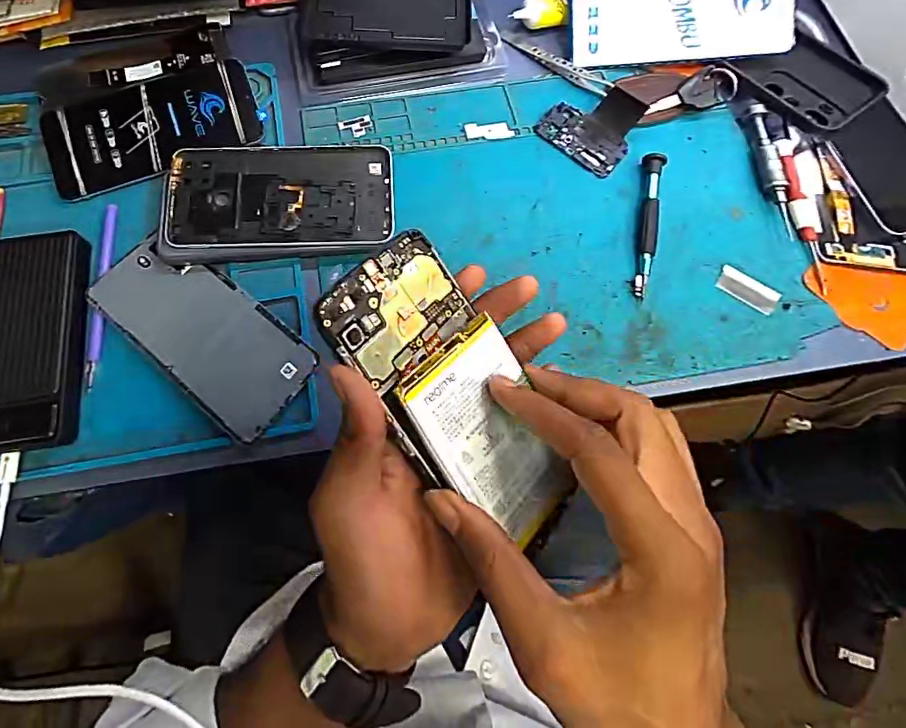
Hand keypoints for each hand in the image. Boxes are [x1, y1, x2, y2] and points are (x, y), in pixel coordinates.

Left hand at [309, 266, 566, 672]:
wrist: (388, 625)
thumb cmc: (357, 553)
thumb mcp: (346, 491)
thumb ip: (354, 434)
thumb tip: (339, 367)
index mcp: (394, 418)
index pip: (420, 351)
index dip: (443, 312)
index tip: (468, 278)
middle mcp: (432, 424)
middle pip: (466, 360)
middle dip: (494, 320)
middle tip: (524, 288)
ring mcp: (466, 453)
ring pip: (499, 393)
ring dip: (525, 356)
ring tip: (553, 324)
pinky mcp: (494, 486)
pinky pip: (522, 444)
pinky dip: (544, 417)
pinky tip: (566, 395)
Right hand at [425, 366, 727, 726]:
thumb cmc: (615, 702)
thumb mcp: (542, 641)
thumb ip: (492, 563)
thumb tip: (443, 502)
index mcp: (661, 549)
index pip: (599, 449)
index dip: (545, 412)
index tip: (504, 390)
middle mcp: (692, 525)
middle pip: (642, 419)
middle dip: (581, 390)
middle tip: (529, 383)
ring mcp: (701, 526)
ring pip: (659, 428)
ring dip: (604, 403)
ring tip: (551, 398)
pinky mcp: (696, 532)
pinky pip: (662, 452)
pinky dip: (621, 428)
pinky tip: (583, 436)